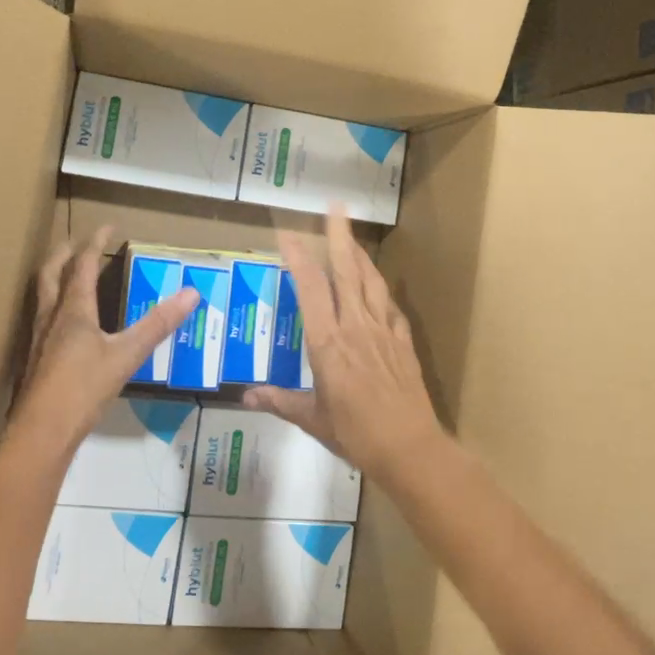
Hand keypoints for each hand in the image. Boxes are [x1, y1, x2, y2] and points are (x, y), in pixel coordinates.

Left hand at [14, 227, 198, 451]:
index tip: (109, 227)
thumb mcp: (127, 355)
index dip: (95, 243)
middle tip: (79, 242)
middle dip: (65, 253)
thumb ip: (157, 324)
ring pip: (43, 296)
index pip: (82, 264)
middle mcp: (51, 317)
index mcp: (73, 310)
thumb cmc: (83, 389)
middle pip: (51, 273)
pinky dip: (54, 305)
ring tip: (68, 275)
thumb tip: (191, 293)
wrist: (41, 432)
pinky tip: (65, 325)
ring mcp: (39, 339)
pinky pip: (43, 319)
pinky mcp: (35, 360)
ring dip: (55, 277)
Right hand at [242, 206, 444, 478]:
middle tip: (337, 206)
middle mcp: (355, 328)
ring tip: (353, 236)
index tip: (289, 234)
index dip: (300, 259)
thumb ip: (280, 401)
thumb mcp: (312, 419)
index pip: (311, 290)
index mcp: (328, 344)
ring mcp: (383, 332)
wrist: (410, 448)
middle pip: (347, 272)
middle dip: (340, 236)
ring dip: (361, 255)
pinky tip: (379, 286)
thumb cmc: (356, 434)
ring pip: (371, 282)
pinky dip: (382, 290)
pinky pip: (391, 307)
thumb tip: (245, 396)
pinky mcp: (403, 342)